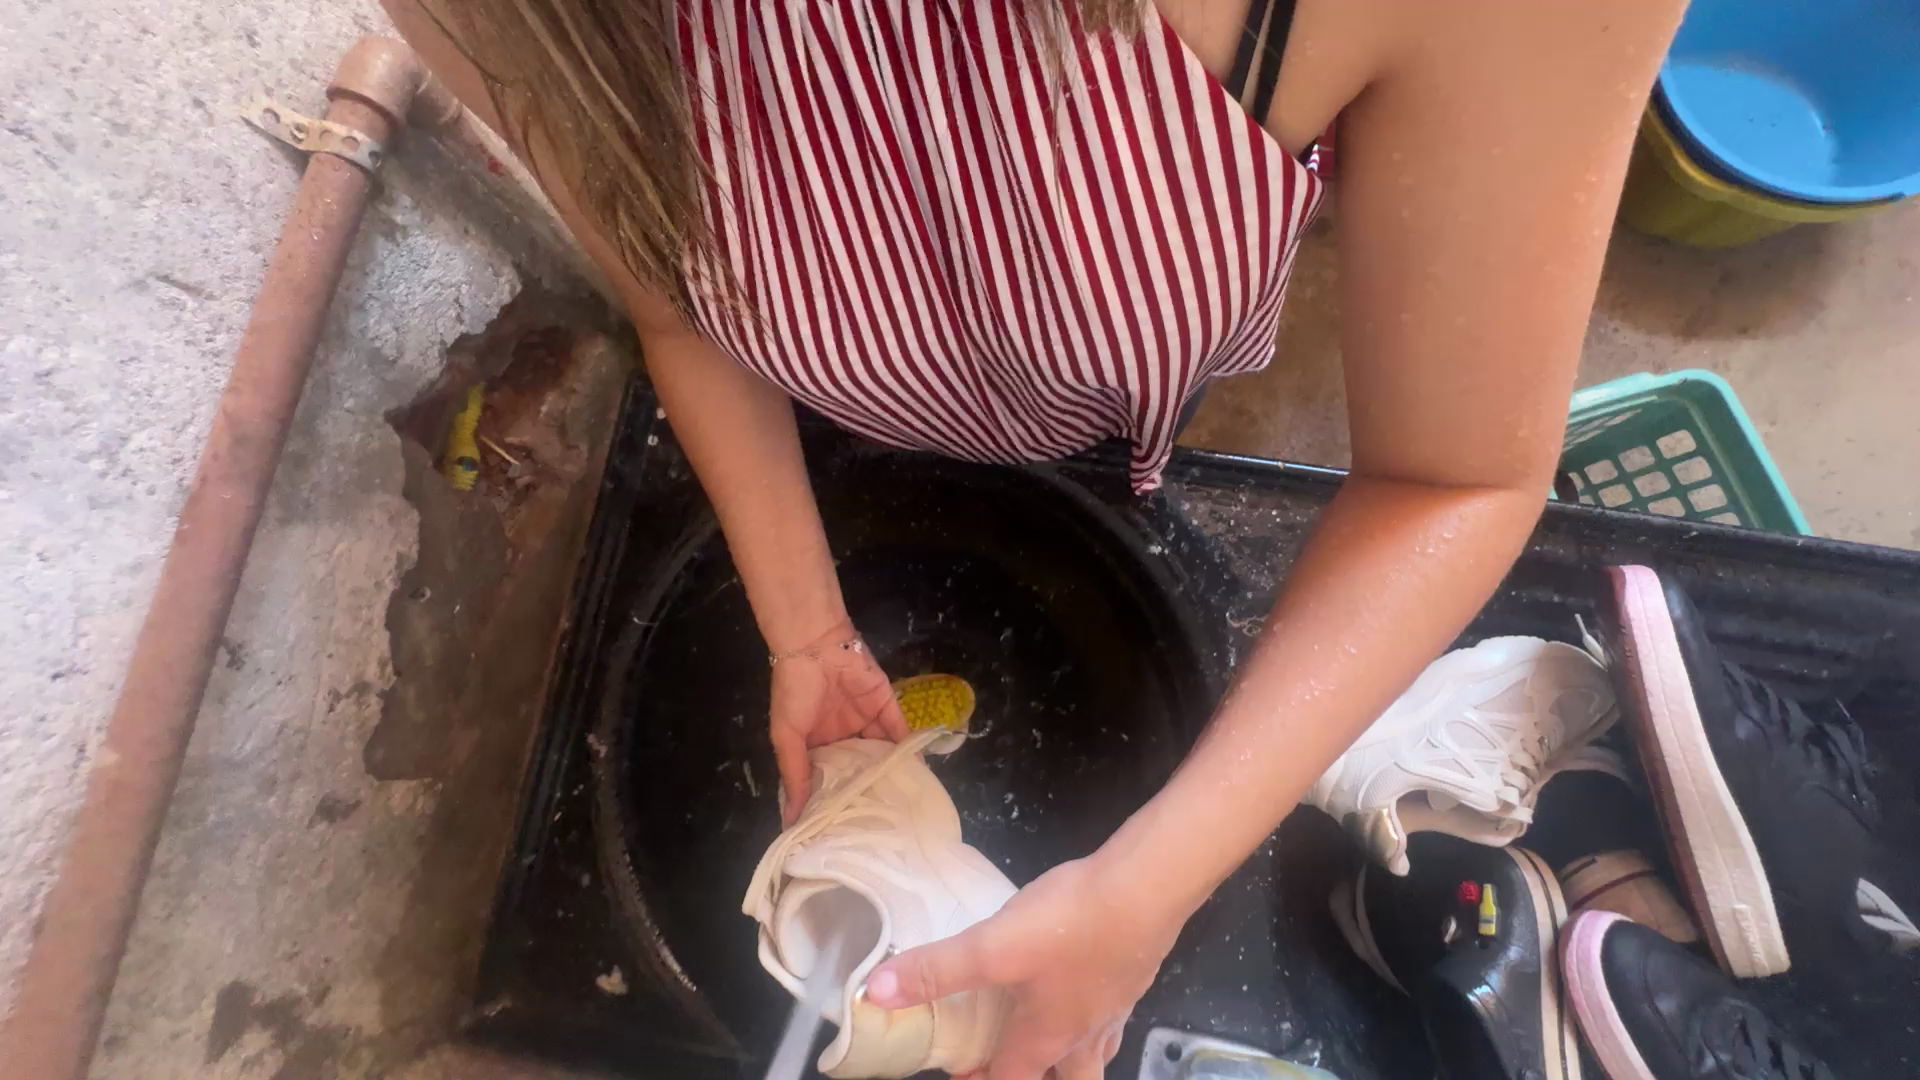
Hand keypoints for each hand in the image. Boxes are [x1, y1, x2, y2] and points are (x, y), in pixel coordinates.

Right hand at [769, 618, 907, 821]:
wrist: (816, 645)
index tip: (844, 831)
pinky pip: (900, 732)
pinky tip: (917, 775)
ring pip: (882, 754)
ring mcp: (867, 722)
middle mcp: (843, 736)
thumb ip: (794, 774)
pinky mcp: (886, 707)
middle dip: (868, 791)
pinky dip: (909, 751)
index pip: (828, 779)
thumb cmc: (794, 690)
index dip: (835, 801)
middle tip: (880, 826)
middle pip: (859, 769)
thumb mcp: (786, 735)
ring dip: (891, 774)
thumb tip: (791, 819)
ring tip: (903, 807)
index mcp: (815, 745)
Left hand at [864, 856, 1185, 1079]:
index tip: (958, 1073)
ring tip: (1051, 1033)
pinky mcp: (1133, 973)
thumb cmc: (1068, 924)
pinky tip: (1088, 979)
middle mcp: (1084, 1031)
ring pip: (1094, 1051)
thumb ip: (938, 968)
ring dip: (1071, 1053)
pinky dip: (1094, 1012)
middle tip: (1012, 1063)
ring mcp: (1115, 1004)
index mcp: (1047, 1034)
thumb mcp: (994, 945)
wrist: (1142, 888)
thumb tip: (873, 994)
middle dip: (1041, 1078)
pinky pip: (1110, 1011)